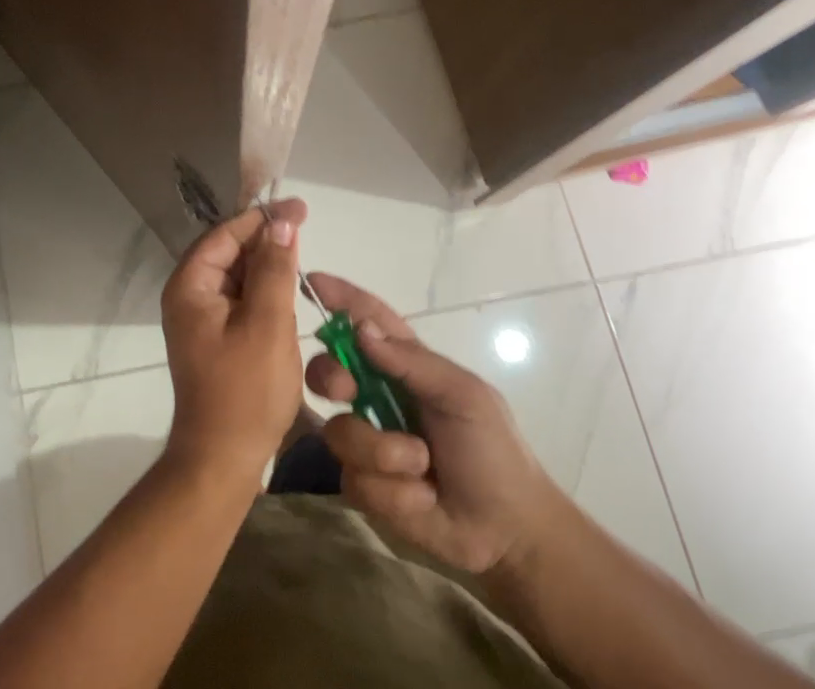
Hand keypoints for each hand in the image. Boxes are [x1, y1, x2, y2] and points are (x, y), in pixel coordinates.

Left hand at [159, 199, 309, 484]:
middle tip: (305, 227)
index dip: (262, 218)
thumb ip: (274, 268)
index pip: (225, 235)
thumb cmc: (245, 389)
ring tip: (301, 254)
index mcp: (190, 287)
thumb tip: (281, 223)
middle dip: (264, 239)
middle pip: (228, 253)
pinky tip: (288, 292)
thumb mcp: (267, 322)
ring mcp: (200, 321)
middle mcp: (188, 298)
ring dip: (266, 265)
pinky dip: (263, 292)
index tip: (301, 208)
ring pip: (236, 278)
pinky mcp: (216, 341)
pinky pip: (240, 302)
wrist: (223, 457)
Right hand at [304, 273, 569, 575]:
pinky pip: (354, 478)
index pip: (367, 322)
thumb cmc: (493, 451)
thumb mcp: (464, 396)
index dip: (339, 300)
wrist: (505, 531)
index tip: (309, 282)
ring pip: (339, 432)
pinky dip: (392, 491)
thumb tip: (361, 329)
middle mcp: (377, 398)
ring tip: (424, 470)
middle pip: (327, 372)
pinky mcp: (363, 485)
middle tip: (347, 390)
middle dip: (331, 376)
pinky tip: (421, 499)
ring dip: (384, 453)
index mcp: (406, 367)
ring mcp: (367, 443)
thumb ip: (412, 362)